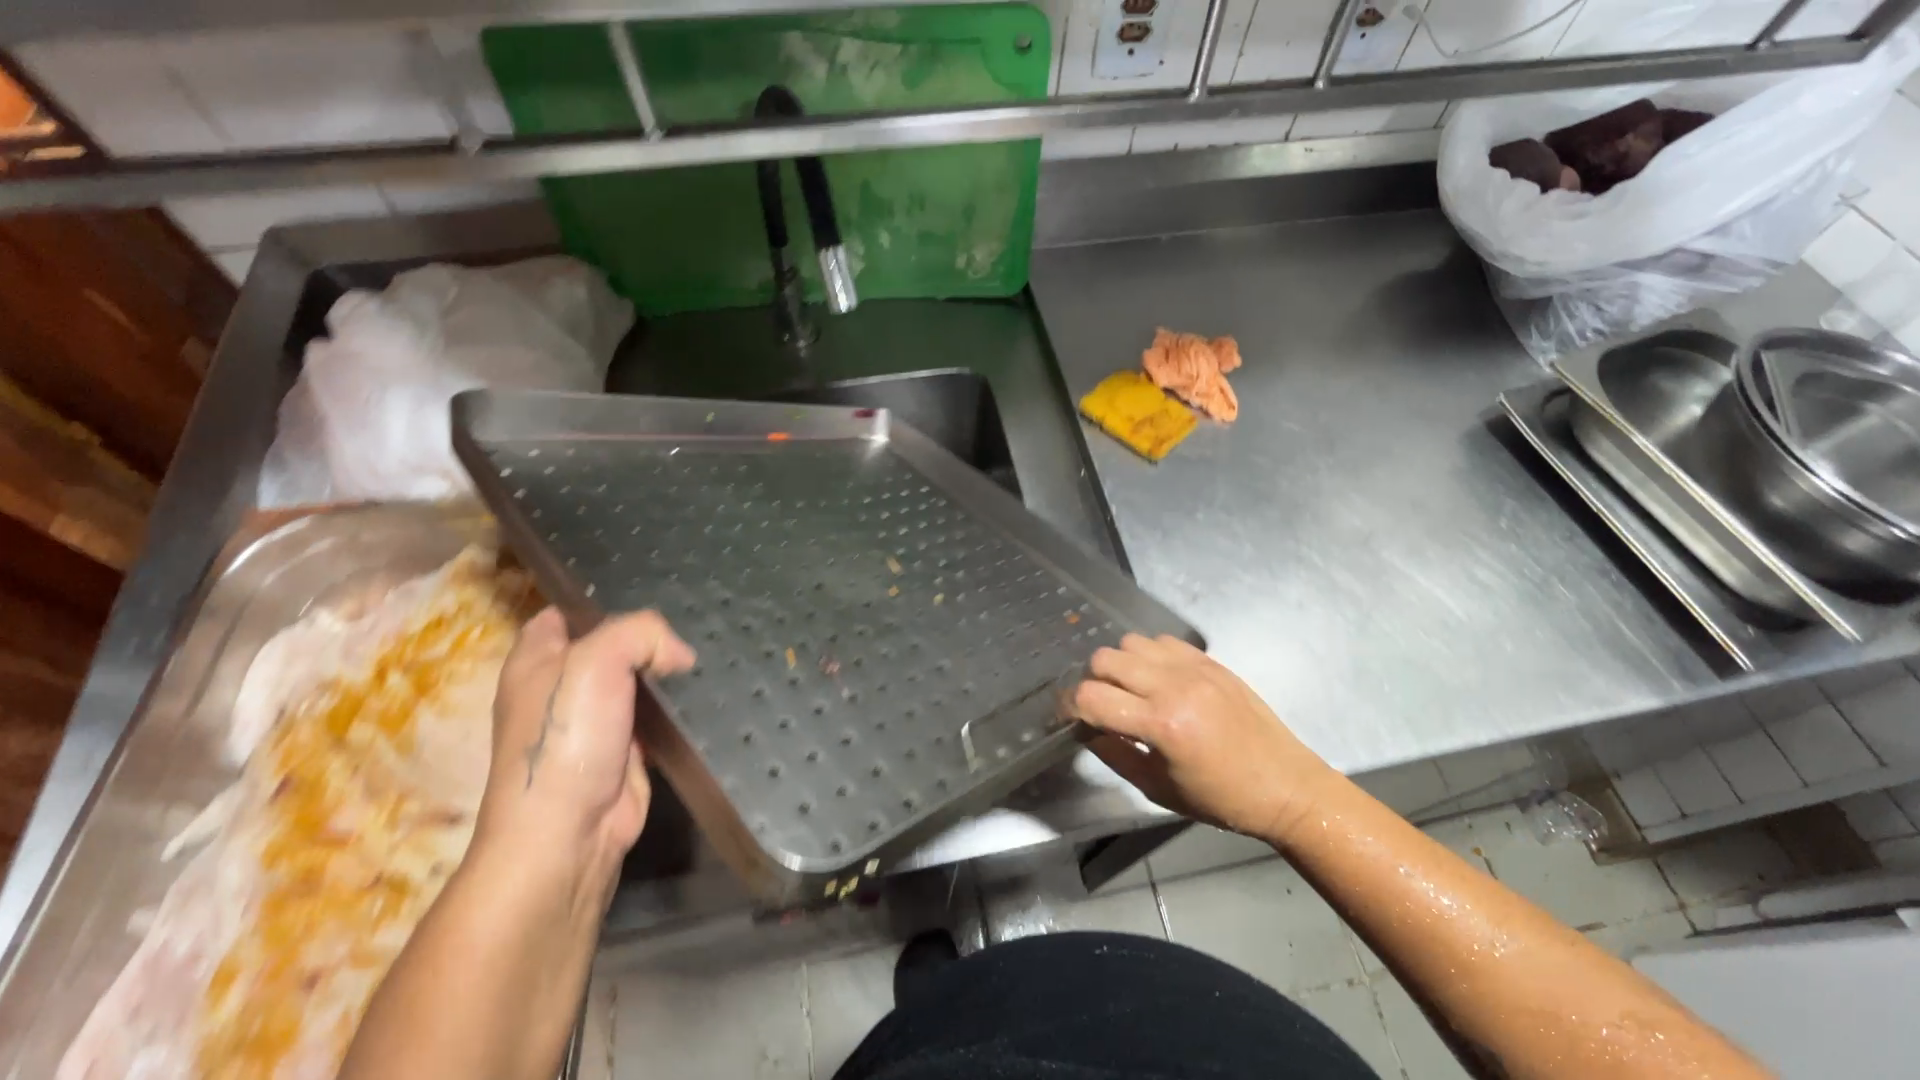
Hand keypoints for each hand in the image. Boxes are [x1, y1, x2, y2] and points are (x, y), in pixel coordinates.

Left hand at [473, 608, 695, 898]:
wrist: (567, 833)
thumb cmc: (566, 737)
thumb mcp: (598, 659)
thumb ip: (641, 634)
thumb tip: (679, 655)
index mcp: (534, 660)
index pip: (564, 614)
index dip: (599, 604)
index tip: (647, 598)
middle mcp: (561, 688)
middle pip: (611, 647)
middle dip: (647, 640)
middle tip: (688, 629)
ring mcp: (593, 724)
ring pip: (637, 683)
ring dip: (668, 676)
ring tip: (707, 657)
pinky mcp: (624, 754)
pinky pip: (657, 720)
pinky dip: (678, 713)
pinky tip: (705, 699)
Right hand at [1071, 634, 1339, 843]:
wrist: (1285, 786)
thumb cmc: (1219, 799)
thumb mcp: (1156, 787)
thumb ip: (1114, 752)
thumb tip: (1085, 729)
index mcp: (1162, 725)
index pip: (1091, 698)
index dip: (1071, 708)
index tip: (1070, 719)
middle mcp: (1175, 686)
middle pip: (1105, 660)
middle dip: (1093, 683)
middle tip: (1102, 708)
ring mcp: (1195, 668)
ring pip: (1131, 643)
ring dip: (1121, 665)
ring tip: (1131, 691)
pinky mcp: (1211, 661)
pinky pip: (1162, 640)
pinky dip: (1149, 656)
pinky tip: (1158, 681)